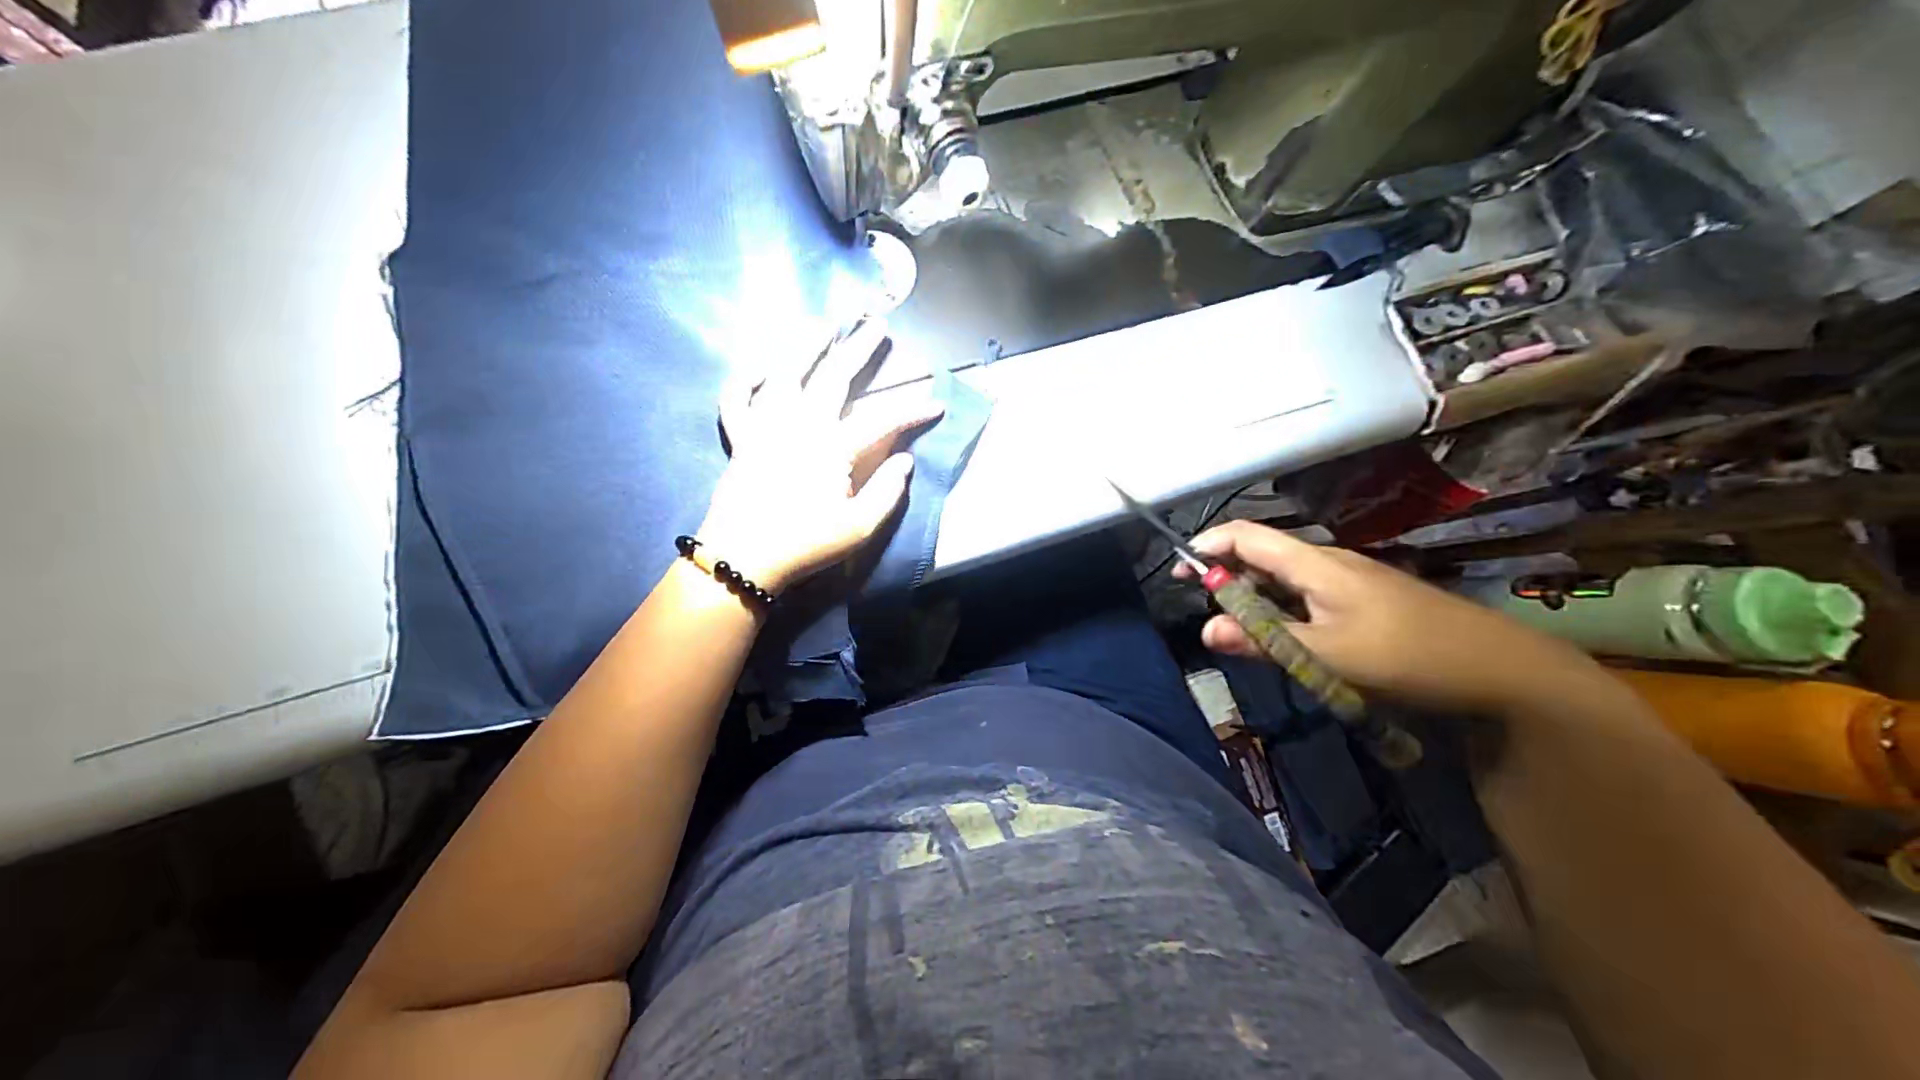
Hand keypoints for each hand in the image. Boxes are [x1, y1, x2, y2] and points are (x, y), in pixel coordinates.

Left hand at [696, 319, 944, 594]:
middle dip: (860, 348)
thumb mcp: (859, 528)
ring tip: (824, 325)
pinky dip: (744, 381)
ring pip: (786, 374)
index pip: (882, 420)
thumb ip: (887, 491)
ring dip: (807, 347)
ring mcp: (766, 426)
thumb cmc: (805, 544)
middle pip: (834, 376)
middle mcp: (800, 424)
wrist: (742, 557)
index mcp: (833, 446)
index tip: (936, 404)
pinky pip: (736, 400)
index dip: (912, 410)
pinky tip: (758, 370)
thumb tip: (905, 459)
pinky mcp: (741, 438)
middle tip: (877, 326)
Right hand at [1175, 520, 1609, 714]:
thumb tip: (1204, 629)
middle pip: (1262, 554)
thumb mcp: (1327, 655)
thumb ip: (1263, 641)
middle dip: (1225, 574)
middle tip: (1203, 608)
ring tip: (1237, 629)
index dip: (1208, 545)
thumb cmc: (1407, 656)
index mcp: (1314, 564)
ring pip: (1283, 577)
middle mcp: (1328, 562)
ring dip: (1253, 596)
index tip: (1179, 571)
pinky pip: (1306, 594)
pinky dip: (1280, 608)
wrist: (1498, 668)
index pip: (1246, 535)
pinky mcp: (1364, 600)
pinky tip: (1283, 637)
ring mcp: (1349, 580)